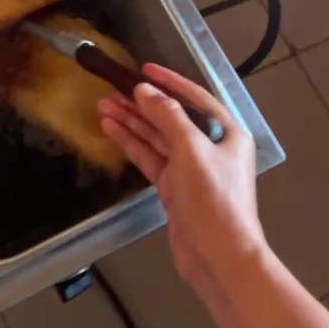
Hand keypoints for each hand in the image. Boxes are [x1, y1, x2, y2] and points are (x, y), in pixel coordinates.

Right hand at [96, 66, 263, 293]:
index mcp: (225, 133)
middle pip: (171, 116)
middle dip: (142, 103)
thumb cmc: (214, 198)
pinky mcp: (174, 188)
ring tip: (103, 105)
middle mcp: (209, 147)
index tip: (144, 68)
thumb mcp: (191, 150)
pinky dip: (131, 142)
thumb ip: (167, 115)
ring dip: (131, 120)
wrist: (221, 259)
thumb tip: (144, 90)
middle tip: (112, 89)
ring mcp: (190, 169)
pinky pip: (150, 157)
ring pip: (156, 136)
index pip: (194, 97)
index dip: (169, 81)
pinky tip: (111, 128)